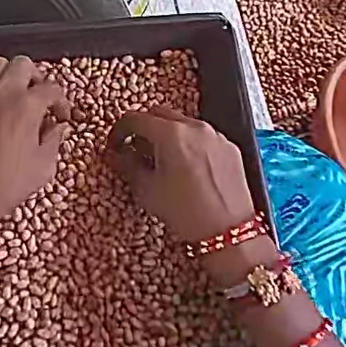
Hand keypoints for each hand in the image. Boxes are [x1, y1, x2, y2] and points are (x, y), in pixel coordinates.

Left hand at [0, 56, 70, 235]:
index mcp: (25, 106)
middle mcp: (1, 94)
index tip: (61, 116)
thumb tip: (58, 127)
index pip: (51, 88)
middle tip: (41, 99)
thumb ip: (54, 140)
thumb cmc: (4, 185)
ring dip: (12, 77)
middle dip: (37, 78)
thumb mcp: (43, 167)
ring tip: (19, 100)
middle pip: (23, 65)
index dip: (61, 101)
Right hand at [110, 106, 255, 241]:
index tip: (116, 144)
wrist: (228, 232)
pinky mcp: (229, 147)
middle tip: (134, 149)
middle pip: (159, 114)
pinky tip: (185, 167)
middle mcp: (195, 128)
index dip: (120, 130)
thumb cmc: (186, 213)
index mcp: (171, 135)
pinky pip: (202, 136)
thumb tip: (117, 154)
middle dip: (143, 128)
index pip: (135, 118)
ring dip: (167, 134)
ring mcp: (215, 136)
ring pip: (182, 123)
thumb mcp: (147, 191)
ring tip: (160, 160)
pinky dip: (188, 143)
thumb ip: (128, 165)